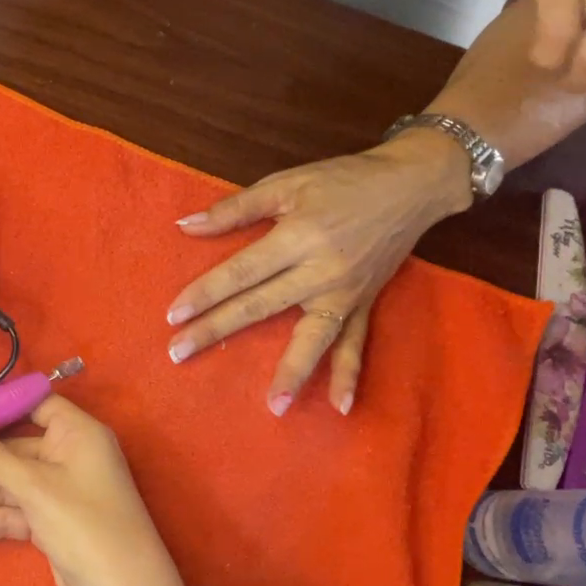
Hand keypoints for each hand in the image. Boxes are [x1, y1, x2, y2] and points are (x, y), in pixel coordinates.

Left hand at [165, 130, 471, 415]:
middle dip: (217, 330)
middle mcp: (320, 272)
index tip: (173, 316)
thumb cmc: (341, 180)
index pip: (240, 272)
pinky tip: (342, 406)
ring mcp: (345, 293)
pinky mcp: (365, 303)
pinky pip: (357, 344)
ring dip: (292, 372)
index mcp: (297, 238)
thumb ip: (236, 208)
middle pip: (260, 306)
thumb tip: (186, 225)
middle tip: (178, 354)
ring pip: (312, 337)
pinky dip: (351, 374)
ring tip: (272, 406)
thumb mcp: (286, 183)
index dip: (205, 293)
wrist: (413, 184)